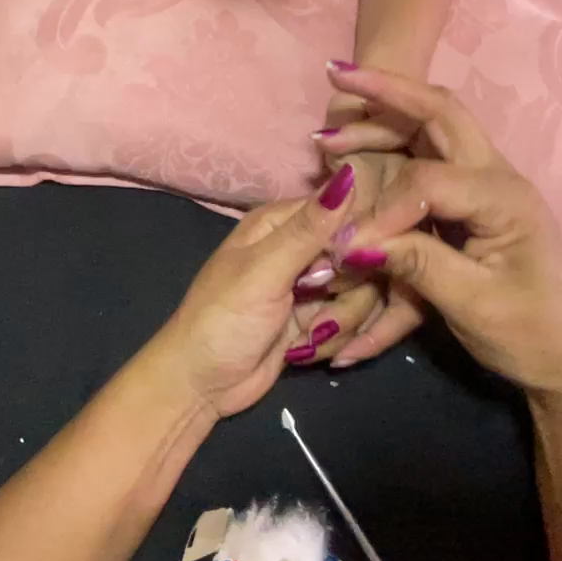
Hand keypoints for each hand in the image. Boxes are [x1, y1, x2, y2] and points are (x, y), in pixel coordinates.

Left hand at [146, 163, 357, 416]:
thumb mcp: (264, 271)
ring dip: (341, 323)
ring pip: (361, 293)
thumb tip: (350, 175)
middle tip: (320, 316)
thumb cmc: (222, 320)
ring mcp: (310, 284)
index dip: (359, 240)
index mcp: (280, 223)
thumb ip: (308, 230)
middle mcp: (299, 247)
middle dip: (349, 294)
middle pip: (361, 257)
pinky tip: (306, 352)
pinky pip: (351, 320)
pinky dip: (335, 340)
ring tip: (307, 339)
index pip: (344, 212)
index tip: (350, 269)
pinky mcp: (316, 317)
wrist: (200, 385)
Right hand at [320, 66, 561, 396]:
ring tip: (336, 121)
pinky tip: (362, 141)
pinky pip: (429, 153)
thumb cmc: (528, 333)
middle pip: (440, 112)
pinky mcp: (472, 199)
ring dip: (386, 113)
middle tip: (337, 77)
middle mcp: (496, 176)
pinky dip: (394, 140)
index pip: (427, 181)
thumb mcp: (471, 304)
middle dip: (388, 90)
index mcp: (504, 198)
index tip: (348, 247)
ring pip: (433, 125)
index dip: (381, 207)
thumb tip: (349, 242)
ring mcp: (486, 183)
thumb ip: (413, 263)